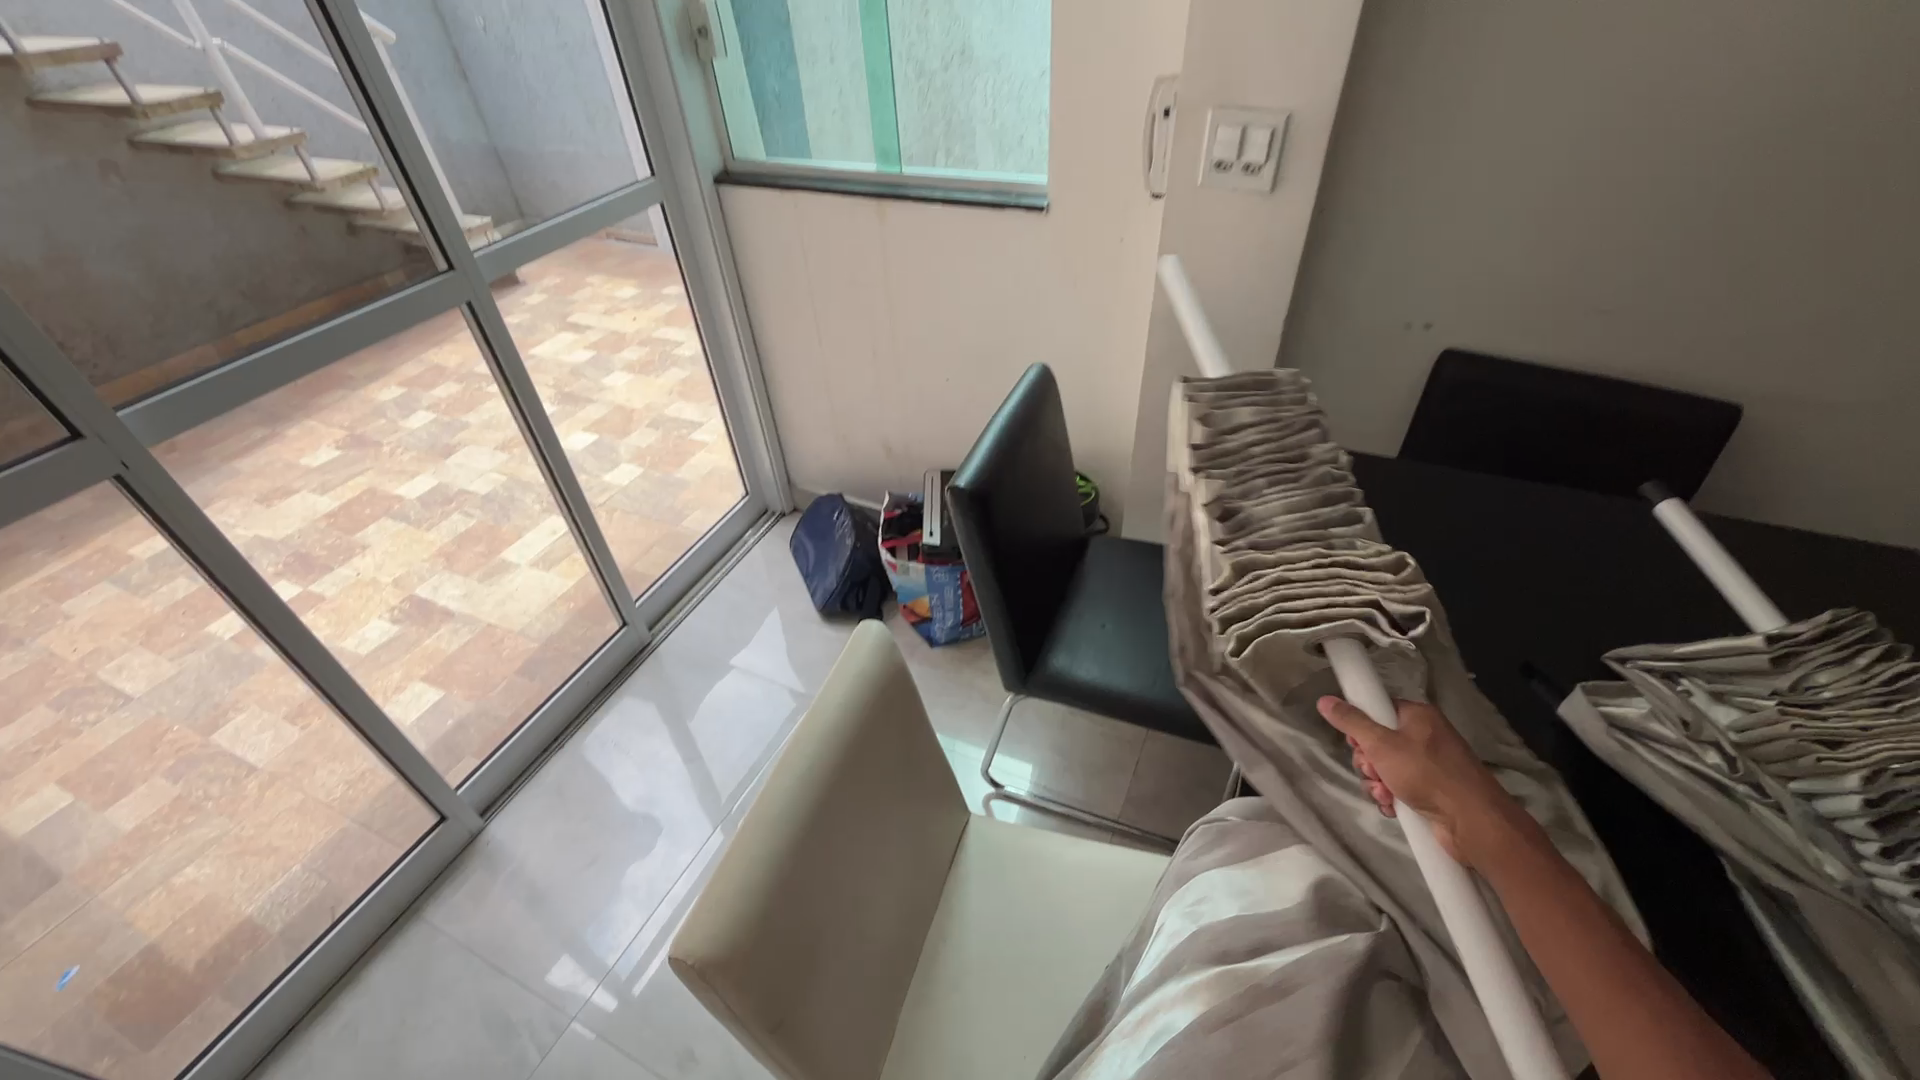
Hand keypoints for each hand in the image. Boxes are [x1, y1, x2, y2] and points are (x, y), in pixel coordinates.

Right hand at [1315, 695, 1521, 865]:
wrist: (1472, 822)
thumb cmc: (1426, 774)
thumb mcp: (1381, 744)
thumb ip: (1351, 722)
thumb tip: (1325, 700)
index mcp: (1418, 717)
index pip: (1379, 709)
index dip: (1361, 725)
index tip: (1355, 742)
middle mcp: (1424, 737)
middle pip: (1377, 741)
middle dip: (1367, 761)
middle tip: (1373, 770)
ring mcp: (1428, 766)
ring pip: (1384, 768)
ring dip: (1376, 782)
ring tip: (1385, 794)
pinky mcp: (1429, 791)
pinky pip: (1397, 787)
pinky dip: (1390, 797)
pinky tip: (1392, 806)